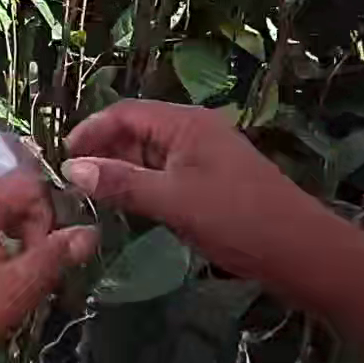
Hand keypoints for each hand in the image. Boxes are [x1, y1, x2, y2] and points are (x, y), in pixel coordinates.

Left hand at [0, 171, 97, 362]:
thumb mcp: (15, 290)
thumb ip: (54, 257)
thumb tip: (92, 232)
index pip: (34, 184)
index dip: (49, 217)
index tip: (46, 254)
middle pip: (24, 187)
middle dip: (40, 221)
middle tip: (38, 259)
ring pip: (13, 200)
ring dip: (28, 227)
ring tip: (27, 263)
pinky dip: (13, 231)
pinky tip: (13, 260)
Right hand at [64, 101, 331, 283]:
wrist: (300, 250)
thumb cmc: (235, 218)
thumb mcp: (172, 201)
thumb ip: (122, 182)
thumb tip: (72, 168)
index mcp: (185, 122)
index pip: (126, 112)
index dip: (92, 130)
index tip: (63, 156)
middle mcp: (193, 129)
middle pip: (138, 128)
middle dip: (104, 149)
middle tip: (73, 179)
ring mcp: (204, 153)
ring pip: (151, 151)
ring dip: (123, 167)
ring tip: (93, 192)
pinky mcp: (211, 177)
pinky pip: (167, 170)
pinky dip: (144, 181)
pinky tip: (129, 201)